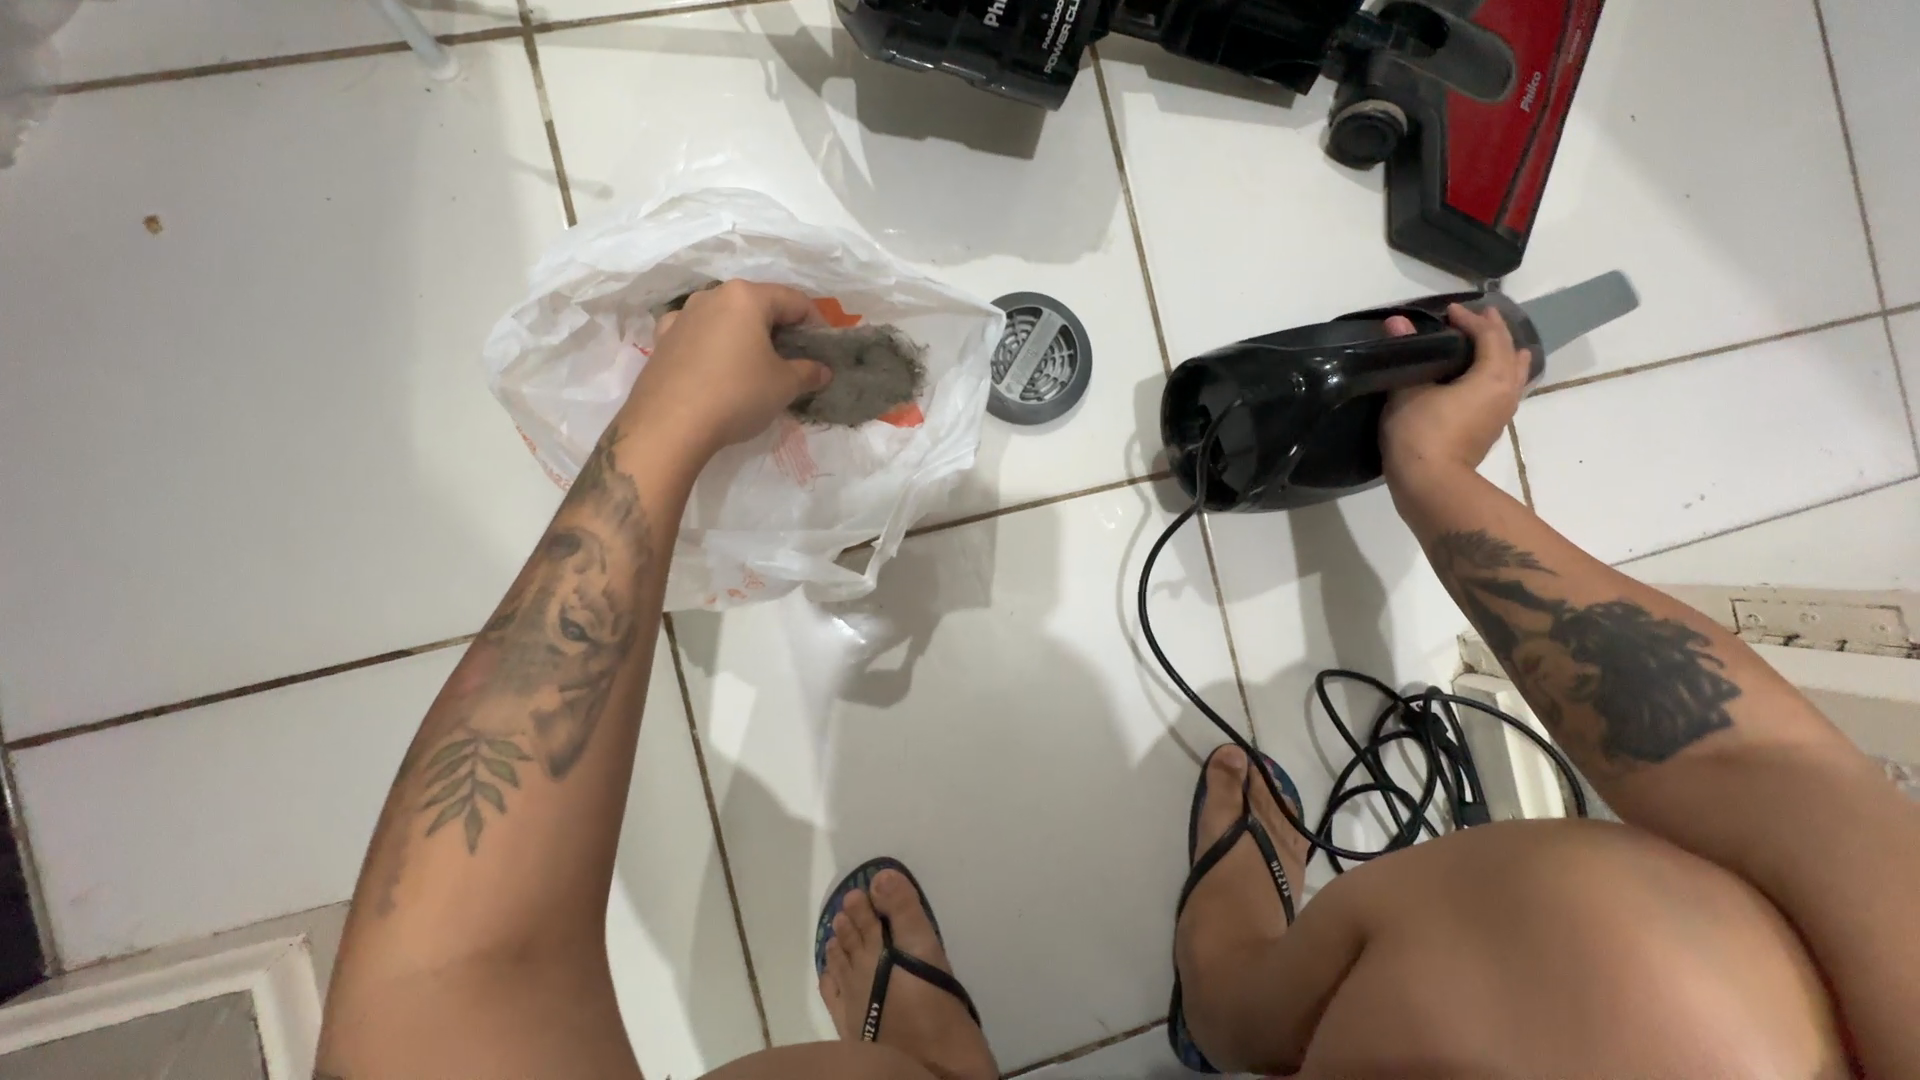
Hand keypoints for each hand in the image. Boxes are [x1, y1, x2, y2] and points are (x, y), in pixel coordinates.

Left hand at [622, 279, 833, 459]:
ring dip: (746, 335)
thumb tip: (822, 370)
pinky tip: (717, 365)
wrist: (669, 425)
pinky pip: (698, 333)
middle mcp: (712, 296)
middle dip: (780, 328)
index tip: (824, 347)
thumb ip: (808, 372)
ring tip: (756, 364)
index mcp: (747, 297)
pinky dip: (713, 344)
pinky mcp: (663, 339)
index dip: (816, 322)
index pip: (794, 300)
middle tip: (794, 358)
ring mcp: (683, 315)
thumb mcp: (784, 386)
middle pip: (758, 305)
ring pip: (726, 317)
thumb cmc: (737, 395)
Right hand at [1379, 303, 1531, 487]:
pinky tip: (1479, 381)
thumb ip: (1406, 353)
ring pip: (1514, 373)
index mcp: (1493, 375)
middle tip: (1476, 318)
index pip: (1489, 335)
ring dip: (1503, 354)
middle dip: (1494, 331)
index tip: (1448, 312)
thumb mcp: (1407, 390)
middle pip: (1509, 350)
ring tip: (1490, 346)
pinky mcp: (1490, 429)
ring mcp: (1502, 412)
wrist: (1430, 483)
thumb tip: (1395, 320)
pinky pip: (1502, 391)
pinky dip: (1496, 376)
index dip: (1470, 319)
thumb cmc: (1421, 433)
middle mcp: (1507, 390)